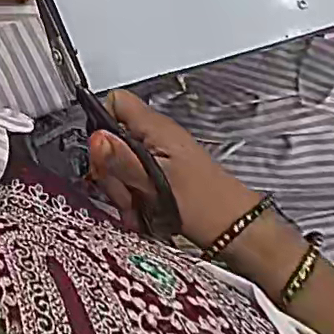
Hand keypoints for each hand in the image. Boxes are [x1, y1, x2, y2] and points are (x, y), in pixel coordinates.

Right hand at [87, 90, 262, 245]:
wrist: (238, 231)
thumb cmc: (207, 206)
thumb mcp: (155, 184)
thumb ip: (122, 160)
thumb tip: (95, 138)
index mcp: (155, 127)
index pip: (114, 102)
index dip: (101, 124)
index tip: (102, 153)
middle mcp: (156, 136)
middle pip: (111, 137)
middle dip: (110, 167)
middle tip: (123, 188)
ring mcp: (158, 155)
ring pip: (119, 161)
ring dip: (120, 187)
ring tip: (135, 206)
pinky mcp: (161, 173)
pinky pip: (132, 177)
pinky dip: (131, 196)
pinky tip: (141, 212)